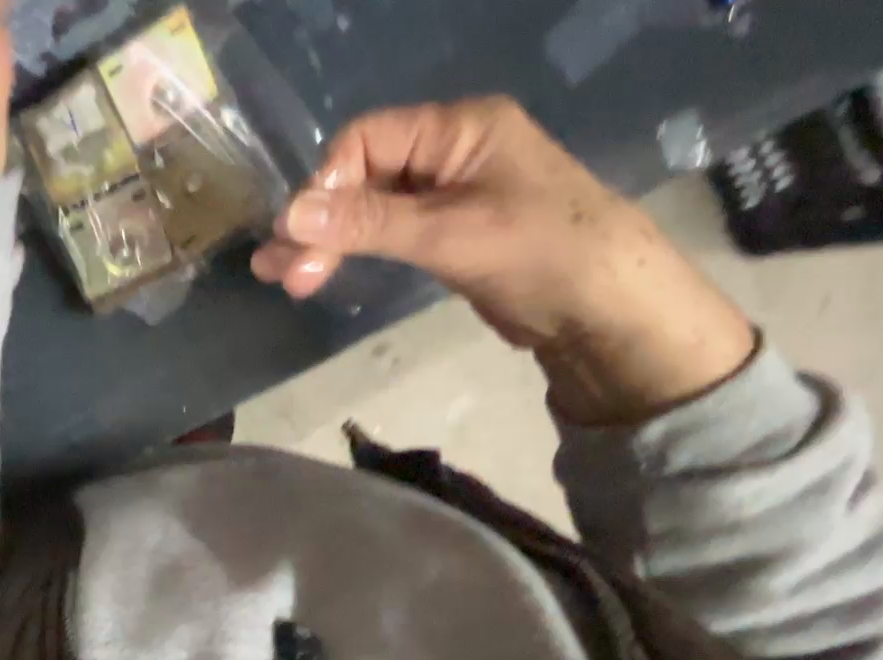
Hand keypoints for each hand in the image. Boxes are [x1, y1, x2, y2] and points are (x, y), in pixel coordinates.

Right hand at [252, 97, 755, 424]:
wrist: (602, 307)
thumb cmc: (537, 253)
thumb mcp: (447, 233)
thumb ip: (368, 223)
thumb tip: (288, 216)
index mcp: (459, 129)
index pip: (366, 140)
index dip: (326, 185)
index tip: (296, 235)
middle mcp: (448, 152)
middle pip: (362, 177)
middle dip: (319, 223)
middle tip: (279, 271)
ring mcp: (446, 193)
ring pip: (368, 208)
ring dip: (327, 241)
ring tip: (284, 278)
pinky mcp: (445, 230)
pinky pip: (386, 231)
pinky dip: (353, 250)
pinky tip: (321, 271)